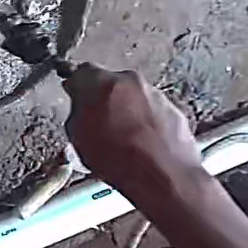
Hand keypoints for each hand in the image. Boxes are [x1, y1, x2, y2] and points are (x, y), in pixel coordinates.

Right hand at [62, 64, 207, 202]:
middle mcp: (128, 80)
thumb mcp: (78, 139)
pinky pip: (152, 111)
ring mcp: (153, 93)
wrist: (163, 175)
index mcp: (99, 81)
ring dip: (126, 111)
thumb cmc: (119, 159)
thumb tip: (79, 110)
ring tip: (122, 140)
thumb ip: (77, 114)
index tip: (76, 97)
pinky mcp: (172, 108)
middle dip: (104, 100)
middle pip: (110, 83)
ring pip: (133, 97)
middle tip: (98, 123)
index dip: (77, 87)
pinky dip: (146, 123)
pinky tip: (141, 145)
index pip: (81, 72)